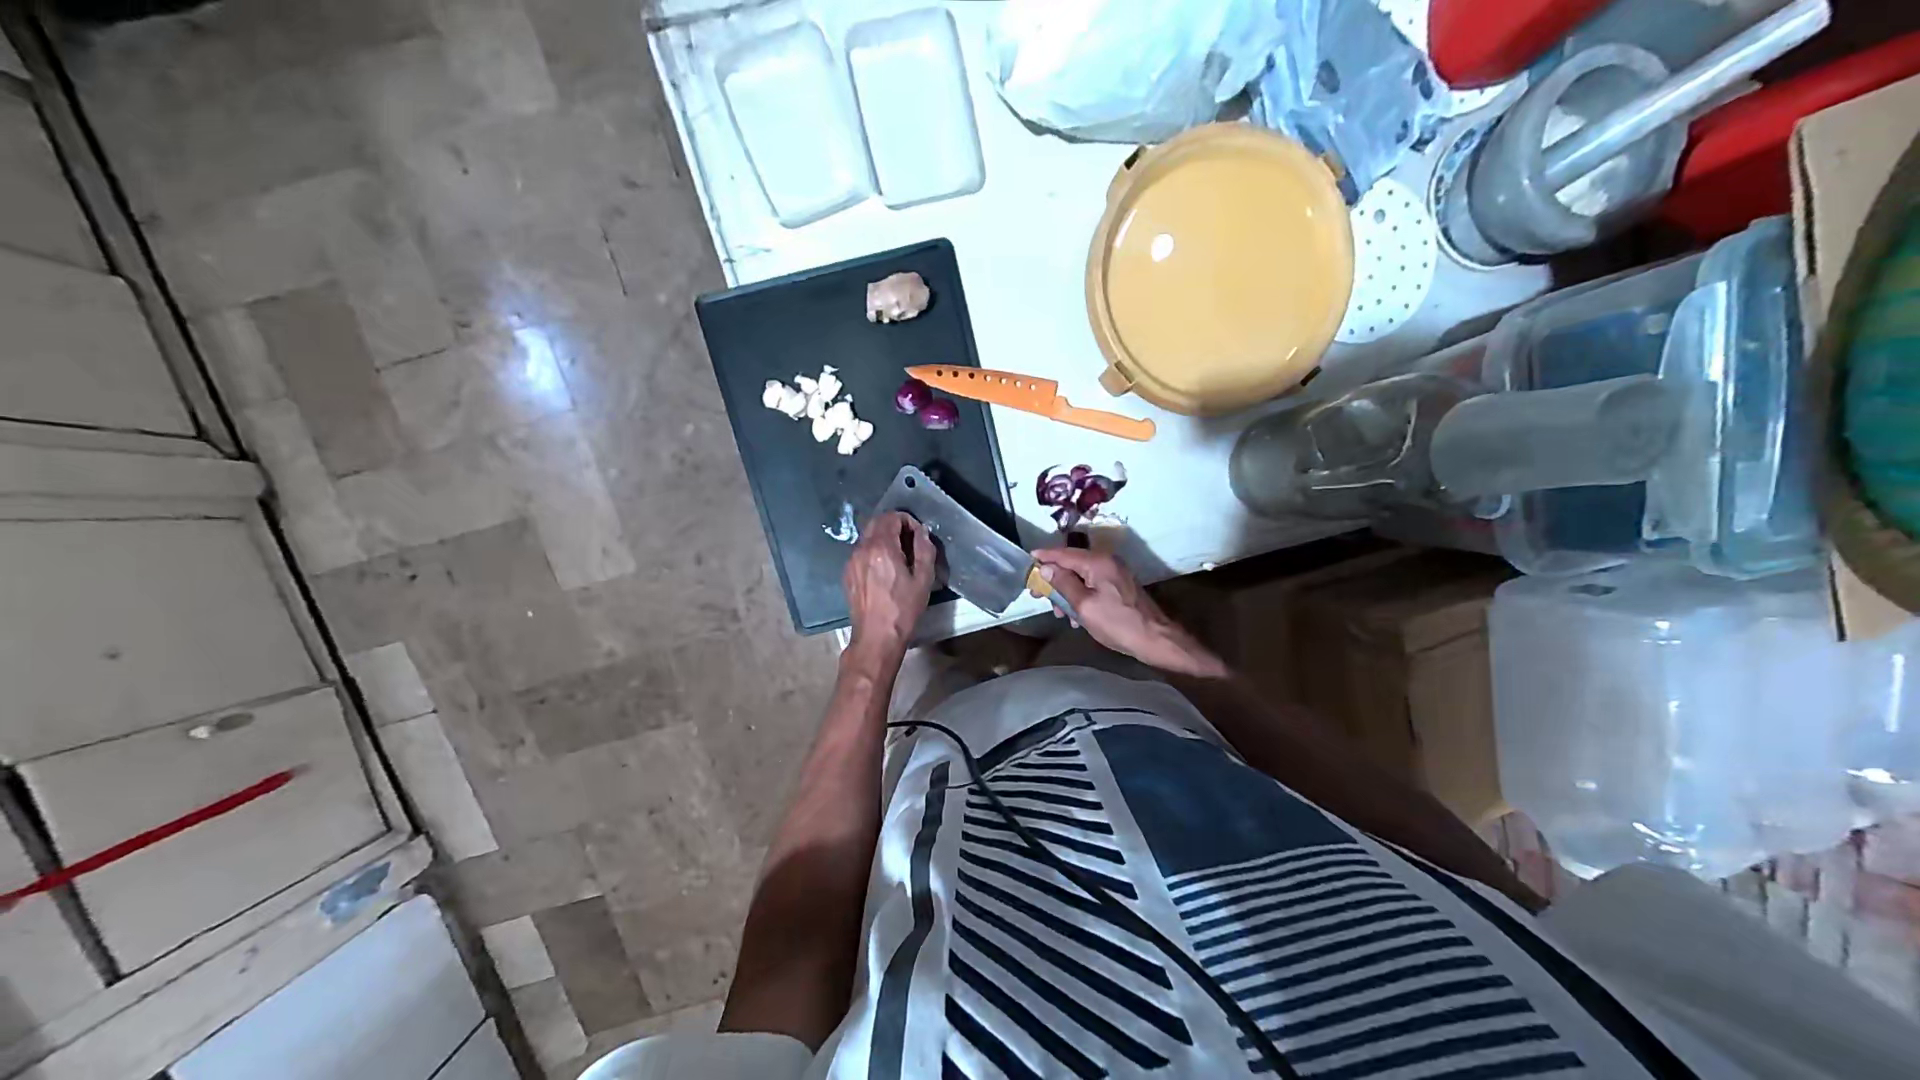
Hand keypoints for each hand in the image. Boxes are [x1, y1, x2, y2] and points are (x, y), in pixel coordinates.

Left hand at [843, 511, 935, 659]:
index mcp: (881, 548)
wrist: (876, 636)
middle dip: (894, 526)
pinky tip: (884, 570)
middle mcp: (862, 549)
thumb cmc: (903, 609)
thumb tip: (922, 532)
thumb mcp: (923, 580)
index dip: (908, 521)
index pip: (891, 517)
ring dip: (883, 538)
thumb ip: (925, 550)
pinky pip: (861, 552)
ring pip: (867, 537)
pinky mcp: (847, 574)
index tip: (918, 536)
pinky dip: (874, 551)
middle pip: (876, 523)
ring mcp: (851, 561)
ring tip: (899, 557)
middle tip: (910, 542)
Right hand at [1031, 548, 1228, 678]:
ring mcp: (1115, 573)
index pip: (1064, 553)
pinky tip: (1077, 616)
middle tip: (1039, 595)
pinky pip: (1093, 584)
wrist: (1156, 638)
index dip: (1045, 557)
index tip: (1028, 560)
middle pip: (1072, 564)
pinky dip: (1081, 596)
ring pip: (1082, 576)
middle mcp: (1107, 561)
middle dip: (1054, 579)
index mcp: (1098, 562)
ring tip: (1059, 613)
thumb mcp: (1084, 605)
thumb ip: (1064, 584)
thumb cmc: (1118, 623)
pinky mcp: (1120, 585)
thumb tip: (1046, 568)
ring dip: (1067, 592)